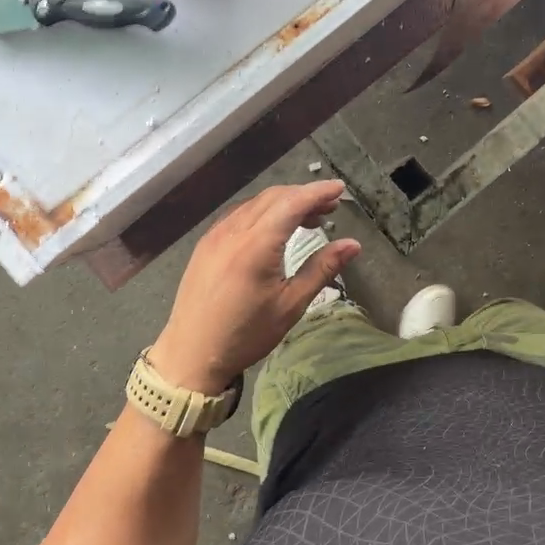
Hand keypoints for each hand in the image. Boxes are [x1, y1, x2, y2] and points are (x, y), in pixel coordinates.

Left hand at [148, 180, 361, 393]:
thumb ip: (321, 269)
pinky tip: (274, 229)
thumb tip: (353, 244)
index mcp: (256, 246)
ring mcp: (215, 236)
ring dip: (283, 203)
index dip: (317, 192)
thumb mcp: (290, 305)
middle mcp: (233, 232)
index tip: (340, 188)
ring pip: (255, 204)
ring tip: (308, 219)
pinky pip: (239, 215)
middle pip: (273, 197)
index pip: (292, 203)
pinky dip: (263, 212)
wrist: (190, 356)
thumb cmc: (245, 335)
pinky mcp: (206, 244)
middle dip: (304, 196)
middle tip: (331, 207)